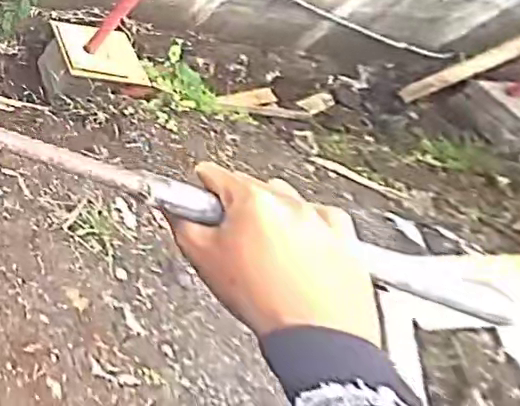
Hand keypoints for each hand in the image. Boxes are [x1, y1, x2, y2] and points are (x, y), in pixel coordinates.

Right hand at [170, 164, 379, 344]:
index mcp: (250, 198)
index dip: (203, 192)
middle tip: (237, 240)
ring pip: (285, 199)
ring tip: (270, 249)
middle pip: (250, 186)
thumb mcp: (203, 258)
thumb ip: (181, 223)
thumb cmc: (264, 302)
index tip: (204, 207)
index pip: (213, 174)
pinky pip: (322, 219)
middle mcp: (286, 200)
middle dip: (239, 206)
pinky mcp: (345, 239)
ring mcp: (319, 219)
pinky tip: (303, 249)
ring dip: (274, 214)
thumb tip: (173, 207)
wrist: (319, 344)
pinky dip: (311, 227)